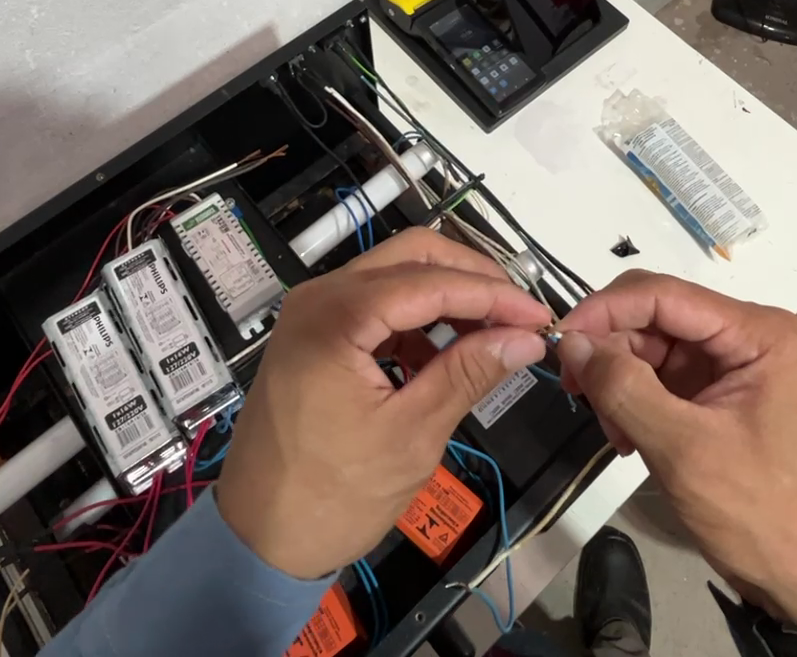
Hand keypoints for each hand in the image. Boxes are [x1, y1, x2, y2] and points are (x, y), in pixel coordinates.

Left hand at [214, 228, 553, 578]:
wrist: (257, 540)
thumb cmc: (332, 496)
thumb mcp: (411, 435)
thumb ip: (468, 373)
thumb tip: (525, 338)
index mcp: (335, 315)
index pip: (430, 282)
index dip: (492, 294)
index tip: (539, 316)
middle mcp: (319, 295)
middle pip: (411, 256)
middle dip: (470, 277)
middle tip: (517, 313)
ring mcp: (314, 311)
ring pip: (395, 274)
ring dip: (446, 294)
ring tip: (493, 330)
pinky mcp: (317, 333)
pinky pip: (376, 304)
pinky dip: (417, 317)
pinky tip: (448, 349)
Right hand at [555, 271, 796, 632]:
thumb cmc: (759, 513)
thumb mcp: (684, 450)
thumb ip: (624, 388)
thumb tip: (569, 340)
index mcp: (756, 333)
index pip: (662, 294)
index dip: (604, 309)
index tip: (560, 340)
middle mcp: (743, 334)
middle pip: (651, 316)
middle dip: (609, 350)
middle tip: (576, 393)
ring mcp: (727, 361)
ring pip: (645, 344)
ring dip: (617, 381)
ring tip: (615, 432)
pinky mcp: (712, 388)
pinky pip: (654, 374)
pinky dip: (631, 399)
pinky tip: (627, 435)